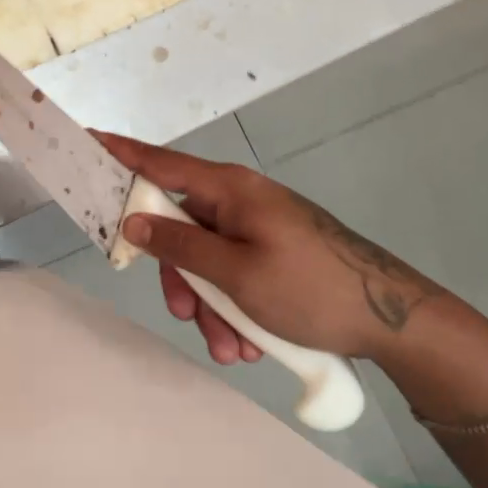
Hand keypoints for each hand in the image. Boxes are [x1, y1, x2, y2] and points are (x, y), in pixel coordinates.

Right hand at [99, 132, 445, 363]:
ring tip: (233, 349)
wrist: (402, 324)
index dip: (119, 153)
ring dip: (211, 306)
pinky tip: (251, 343)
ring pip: (206, 260)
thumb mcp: (236, 274)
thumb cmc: (313, 288)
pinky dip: (235, 308)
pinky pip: (235, 274)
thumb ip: (177, 246)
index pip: (158, 162)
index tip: (84, 138)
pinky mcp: (275, 253)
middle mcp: (239, 201)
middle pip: (179, 227)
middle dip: (179, 278)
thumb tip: (133, 222)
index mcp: (228, 190)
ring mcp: (258, 228)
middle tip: (186, 316)